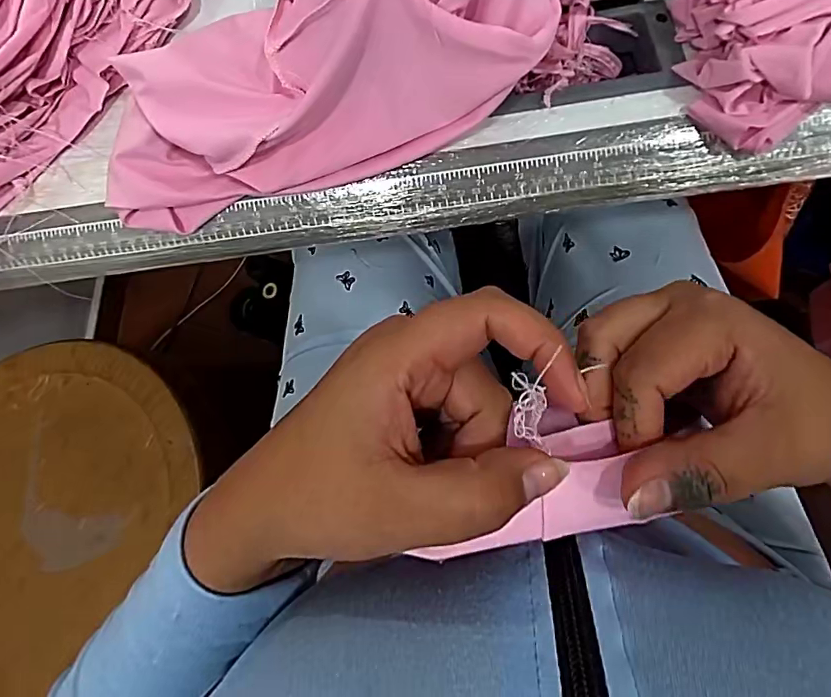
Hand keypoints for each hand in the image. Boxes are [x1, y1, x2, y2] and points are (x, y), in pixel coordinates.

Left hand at [185, 288, 587, 592]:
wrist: (257, 517)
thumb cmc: (316, 500)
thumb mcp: (402, 510)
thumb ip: (484, 496)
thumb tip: (552, 467)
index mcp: (403, 350)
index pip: (489, 313)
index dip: (542, 343)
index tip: (573, 400)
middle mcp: (410, 349)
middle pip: (490, 384)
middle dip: (487, 446)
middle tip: (446, 493)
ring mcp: (408, 374)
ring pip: (479, 411)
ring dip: (469, 459)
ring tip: (422, 492)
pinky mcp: (407, 399)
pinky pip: (459, 423)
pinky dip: (456, 458)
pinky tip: (420, 483)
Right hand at [575, 281, 830, 517]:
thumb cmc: (816, 426)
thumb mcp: (769, 457)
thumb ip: (698, 474)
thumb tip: (626, 493)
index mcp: (709, 319)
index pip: (638, 372)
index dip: (634, 429)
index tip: (654, 469)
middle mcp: (676, 300)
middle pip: (602, 338)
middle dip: (601, 399)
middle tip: (624, 447)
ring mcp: (663, 309)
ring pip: (597, 341)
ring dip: (601, 393)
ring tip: (635, 435)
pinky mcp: (656, 328)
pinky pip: (609, 352)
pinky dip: (611, 391)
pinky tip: (646, 421)